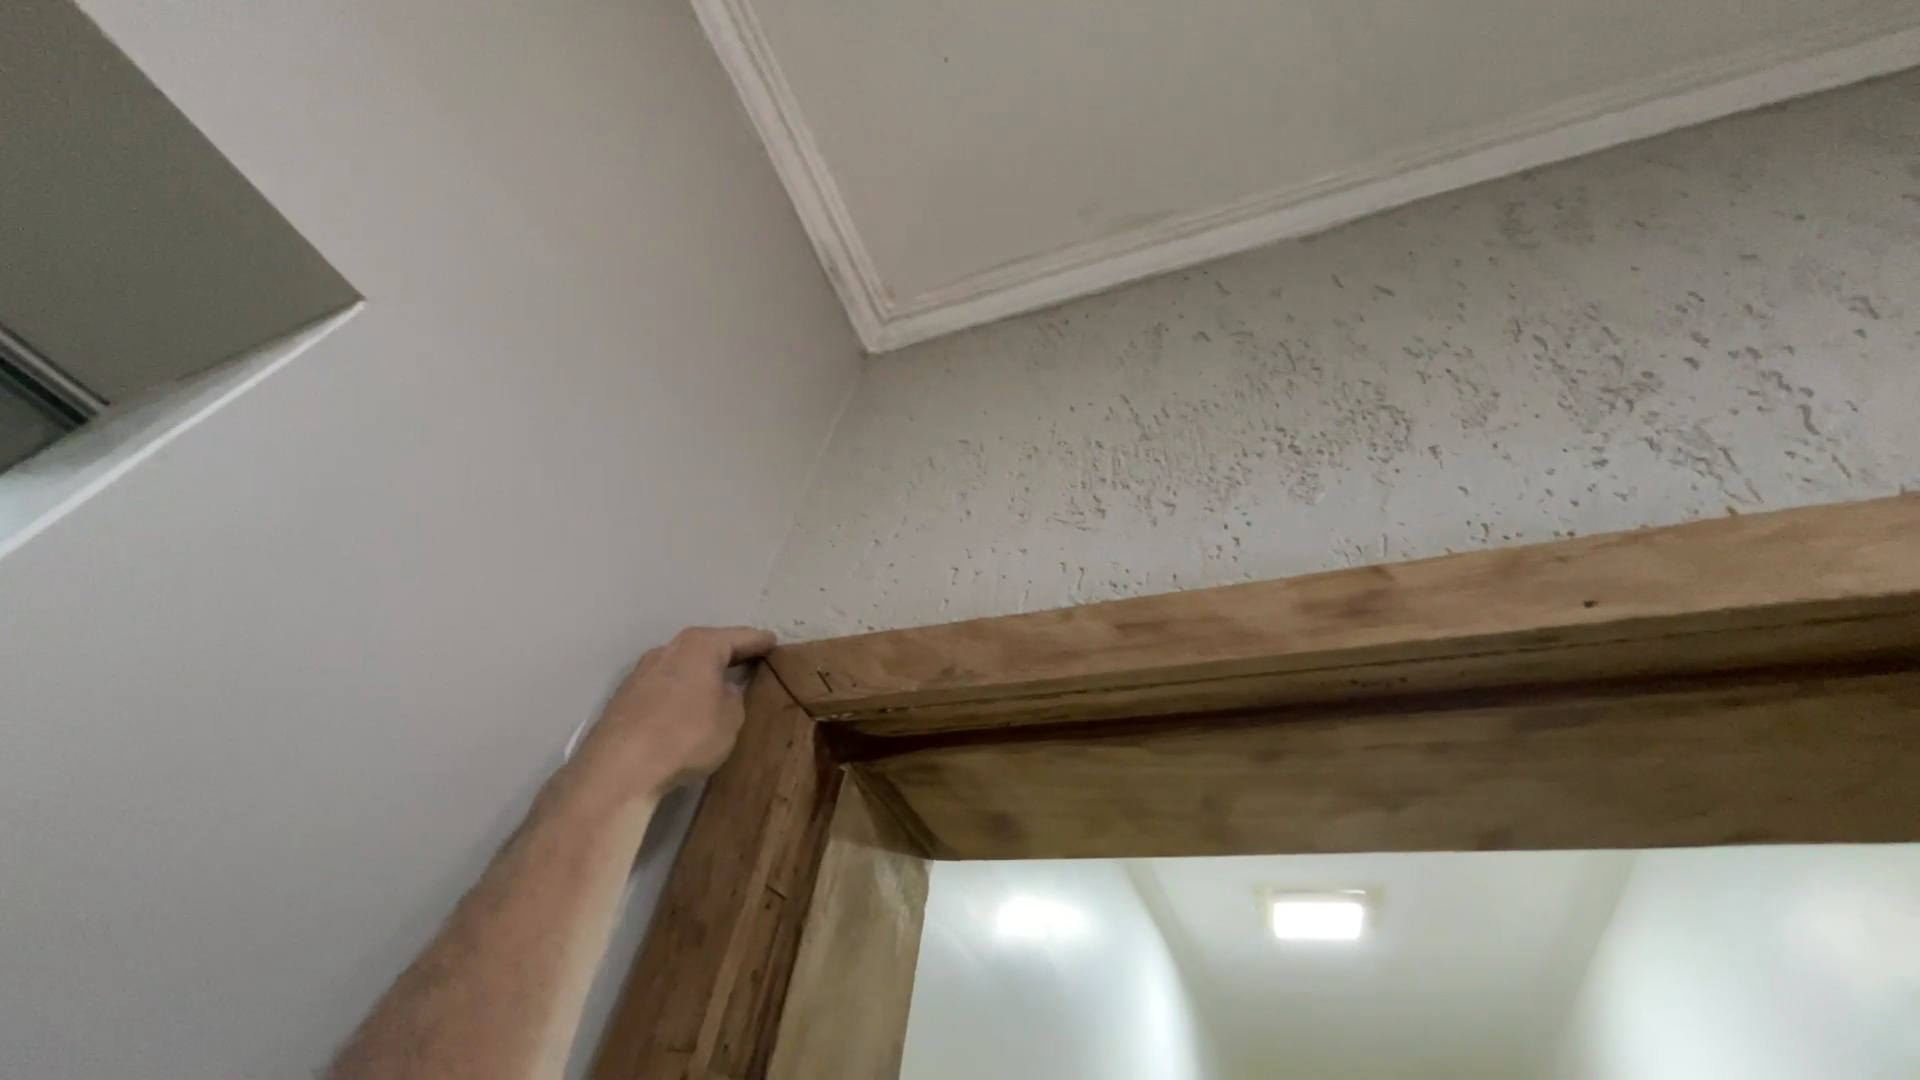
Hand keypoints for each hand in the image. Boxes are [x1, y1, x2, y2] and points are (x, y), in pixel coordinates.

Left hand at [562, 626, 776, 807]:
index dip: (760, 642)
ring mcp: (642, 670)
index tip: (774, 643)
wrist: (620, 767)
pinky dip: (681, 688)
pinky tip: (687, 704)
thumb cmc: (687, 736)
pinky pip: (664, 683)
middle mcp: (669, 649)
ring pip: (682, 663)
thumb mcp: (731, 719)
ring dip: (701, 671)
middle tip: (751, 660)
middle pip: (707, 645)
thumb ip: (734, 697)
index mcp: (700, 646)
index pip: (740, 637)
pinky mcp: (625, 695)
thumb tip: (724, 691)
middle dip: (728, 652)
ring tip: (719, 683)